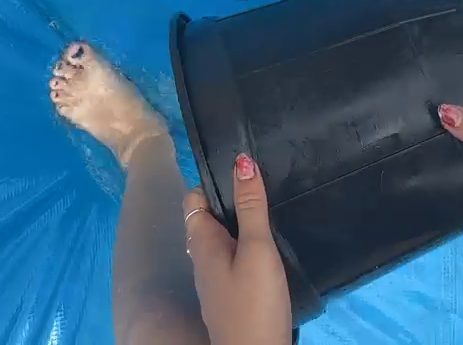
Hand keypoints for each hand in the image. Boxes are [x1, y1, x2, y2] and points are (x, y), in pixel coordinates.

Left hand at [183, 153, 292, 344]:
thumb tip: (241, 160)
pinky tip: (267, 250)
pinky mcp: (231, 298)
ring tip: (267, 211)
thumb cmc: (253, 302)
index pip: (195, 198)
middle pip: (210, 218)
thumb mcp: (257, 248)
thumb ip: (250, 206)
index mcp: (202, 242)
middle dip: (230, 201)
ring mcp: (215, 281)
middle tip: (260, 185)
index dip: (213, 180)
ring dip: (240, 226)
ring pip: (223, 240)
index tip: (240, 169)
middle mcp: (202, 259)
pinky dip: (246, 248)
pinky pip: (233, 261)